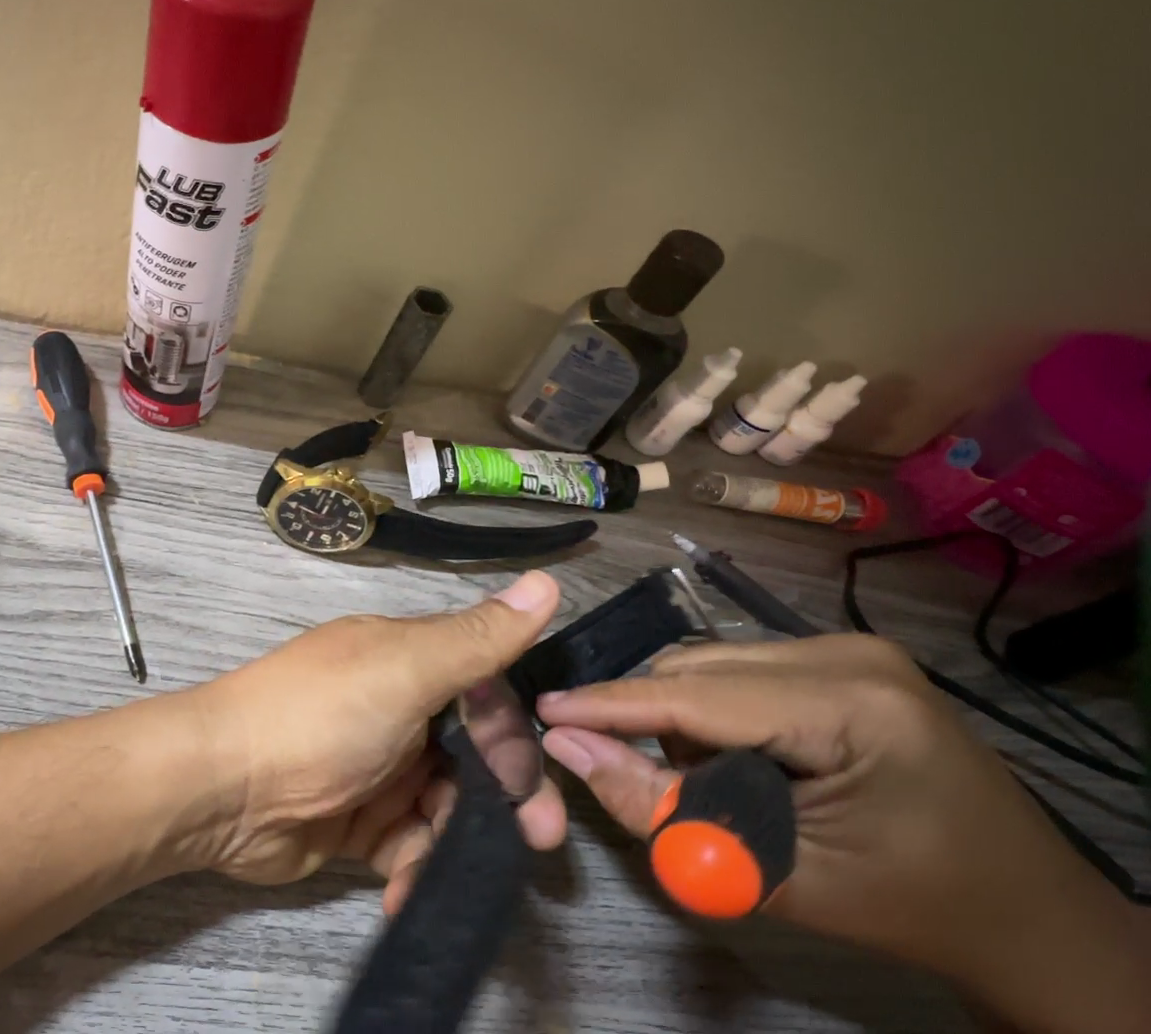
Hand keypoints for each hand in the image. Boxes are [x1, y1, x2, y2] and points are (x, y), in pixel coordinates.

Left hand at [184, 572, 567, 915]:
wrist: (221, 788)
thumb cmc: (319, 718)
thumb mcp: (403, 668)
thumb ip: (477, 638)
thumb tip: (549, 580)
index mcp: (407, 664)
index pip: (487, 693)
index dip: (515, 730)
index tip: (536, 770)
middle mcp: (398, 713)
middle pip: (478, 755)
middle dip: (512, 795)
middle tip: (539, 838)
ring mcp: (377, 771)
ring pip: (450, 806)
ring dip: (466, 839)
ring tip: (465, 872)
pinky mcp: (357, 826)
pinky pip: (409, 848)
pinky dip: (417, 870)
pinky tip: (408, 893)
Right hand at [536, 633, 1150, 1032]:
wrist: (1022, 912)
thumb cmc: (906, 903)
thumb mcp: (772, 874)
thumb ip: (659, 808)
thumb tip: (564, 747)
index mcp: (853, 704)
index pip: (695, 694)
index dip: (608, 704)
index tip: (538, 712)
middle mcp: (848, 653)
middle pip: (695, 670)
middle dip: (653, 724)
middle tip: (651, 787)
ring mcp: (850, 649)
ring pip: (708, 667)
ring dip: (683, 723)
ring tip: (712, 785)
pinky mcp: (845, 659)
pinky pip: (737, 673)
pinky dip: (713, 717)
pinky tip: (740, 761)